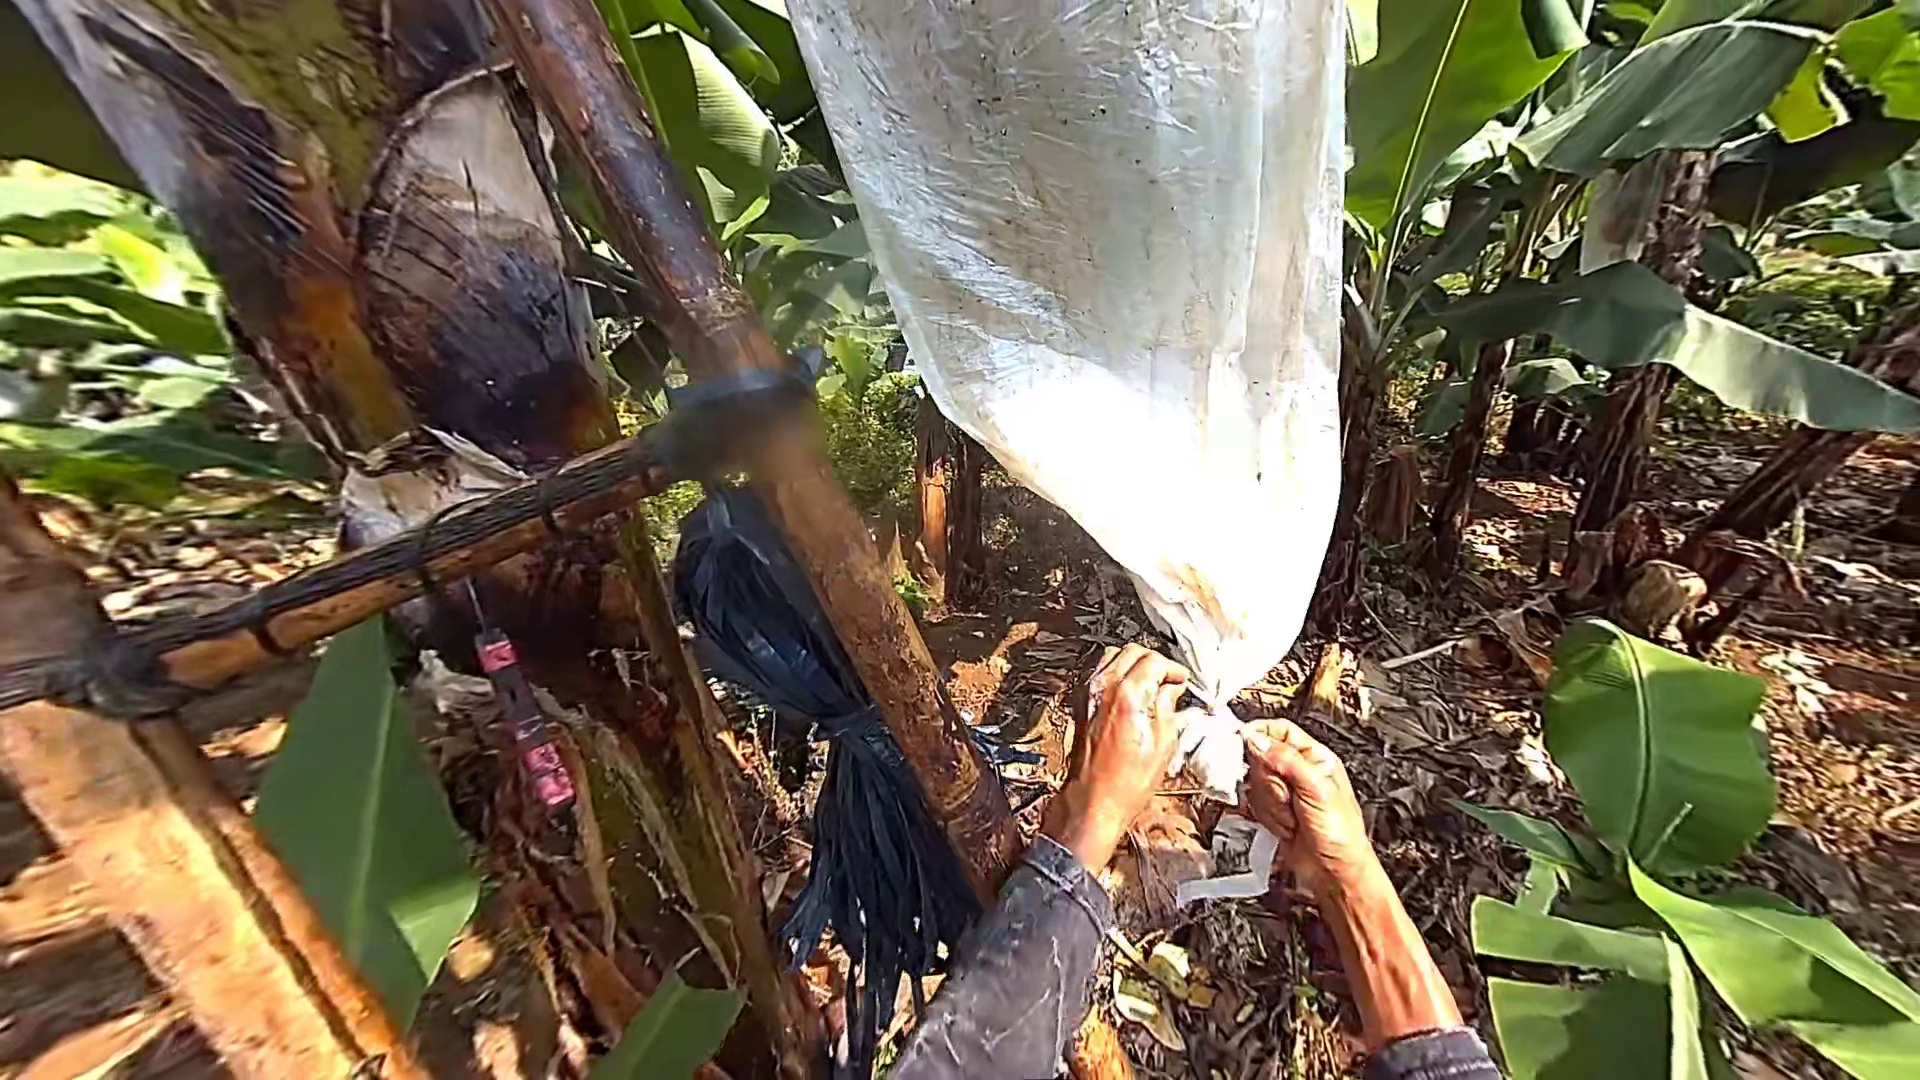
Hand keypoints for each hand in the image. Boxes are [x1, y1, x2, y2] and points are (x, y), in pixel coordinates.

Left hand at [1042, 644, 1187, 870]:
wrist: (1092, 799)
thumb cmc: (1126, 782)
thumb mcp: (1163, 744)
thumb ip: (1167, 707)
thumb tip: (1171, 688)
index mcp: (1127, 695)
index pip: (1153, 660)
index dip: (1172, 667)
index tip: (1180, 679)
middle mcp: (1103, 687)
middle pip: (1131, 651)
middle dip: (1153, 661)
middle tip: (1168, 679)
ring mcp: (1087, 692)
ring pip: (1112, 656)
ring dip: (1133, 663)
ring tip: (1149, 683)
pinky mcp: (1080, 701)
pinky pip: (1099, 671)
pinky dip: (1116, 672)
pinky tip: (1129, 691)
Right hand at [1243, 718, 1377, 898]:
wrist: (1335, 875)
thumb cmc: (1341, 836)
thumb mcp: (1318, 790)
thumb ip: (1286, 760)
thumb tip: (1256, 739)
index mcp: (1314, 758)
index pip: (1279, 730)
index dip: (1260, 733)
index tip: (1245, 742)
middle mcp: (1297, 770)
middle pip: (1260, 756)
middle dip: (1269, 781)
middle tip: (1287, 796)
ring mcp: (1283, 790)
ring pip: (1254, 780)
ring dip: (1270, 803)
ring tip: (1292, 816)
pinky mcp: (1272, 808)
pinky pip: (1252, 801)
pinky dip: (1266, 815)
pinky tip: (1286, 825)